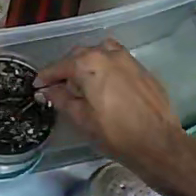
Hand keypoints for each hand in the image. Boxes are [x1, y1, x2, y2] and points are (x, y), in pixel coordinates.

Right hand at [35, 40, 195, 185]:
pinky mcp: (141, 68)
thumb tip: (47, 90)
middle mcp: (106, 53)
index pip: (59, 67)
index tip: (37, 86)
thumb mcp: (81, 118)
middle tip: (58, 88)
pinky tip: (105, 83)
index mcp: (88, 64)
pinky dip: (105, 66)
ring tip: (83, 83)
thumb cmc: (114, 133)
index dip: (46, 77)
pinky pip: (116, 60)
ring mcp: (127, 58)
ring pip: (99, 53)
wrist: (157, 142)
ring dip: (87, 64)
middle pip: (79, 56)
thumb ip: (61, 98)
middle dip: (67, 70)